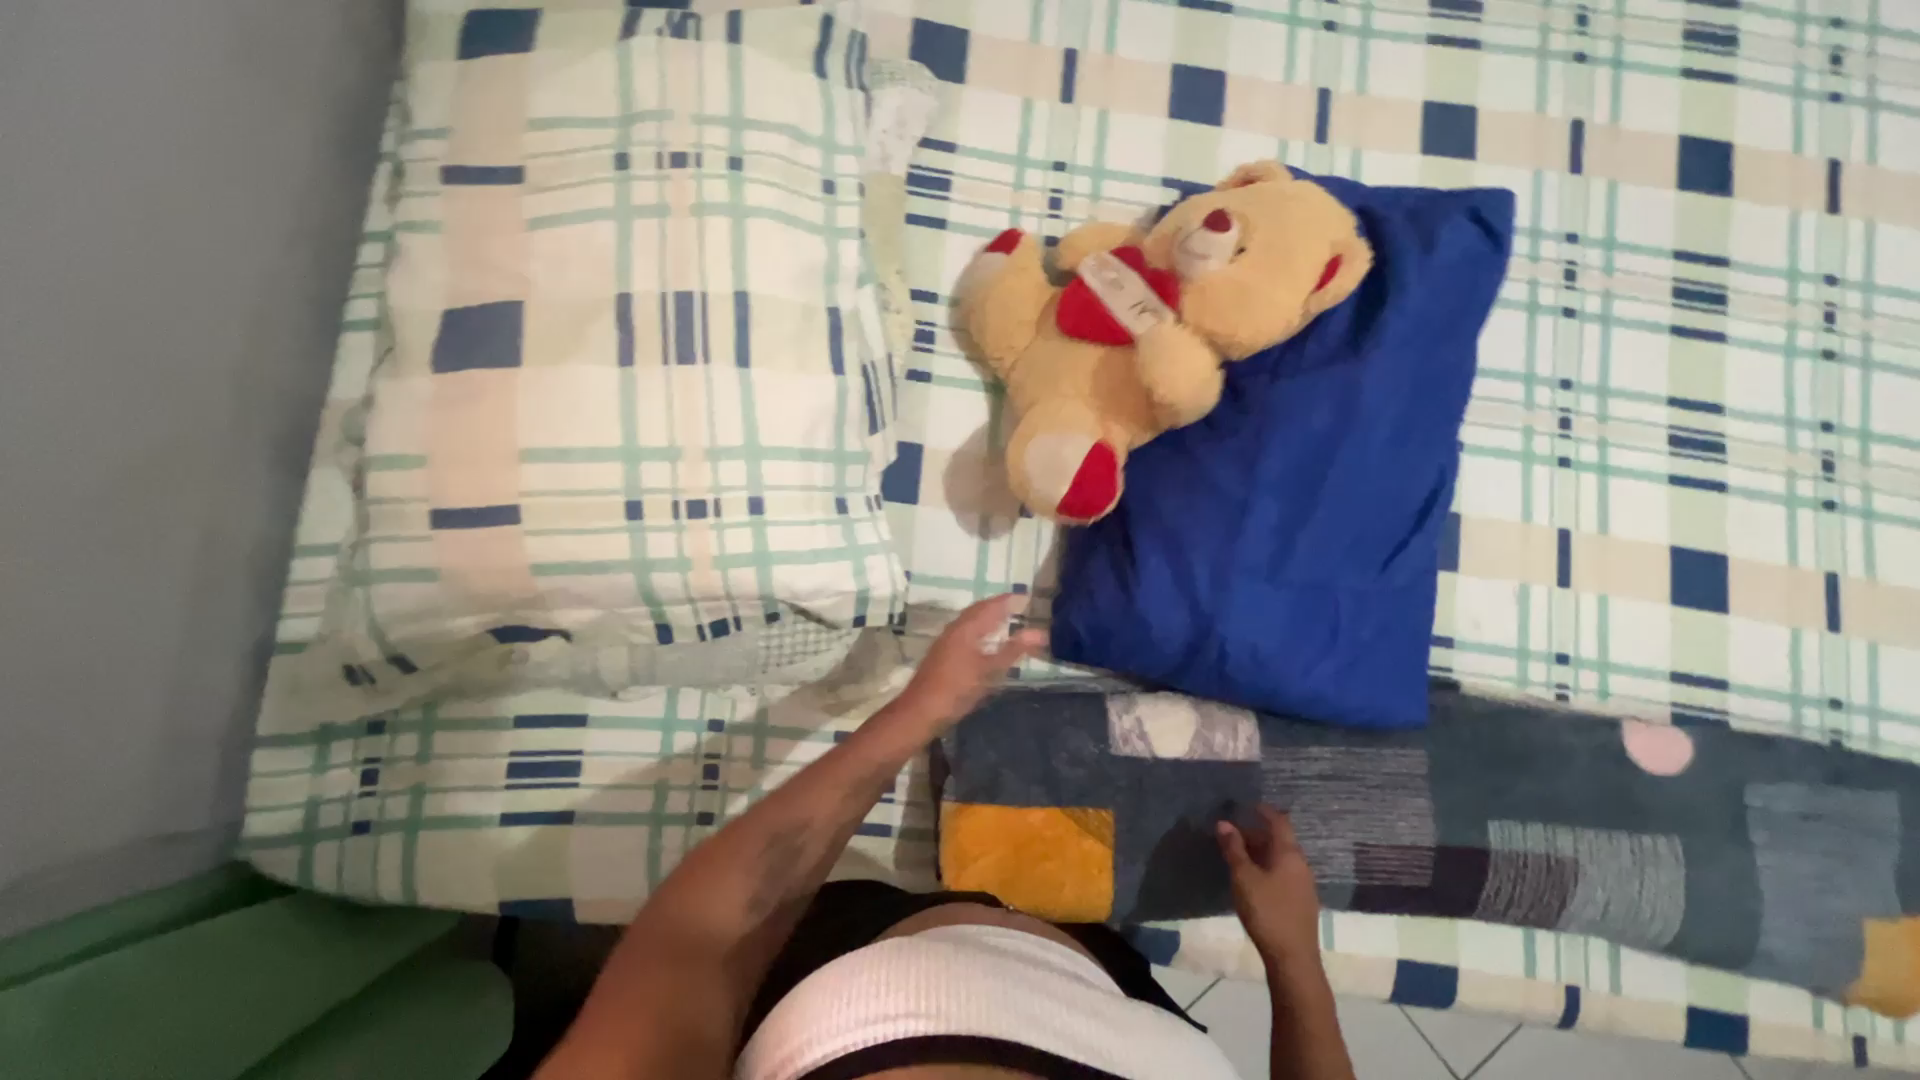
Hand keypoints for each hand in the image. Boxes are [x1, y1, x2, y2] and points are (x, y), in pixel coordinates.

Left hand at [890, 594, 1045, 733]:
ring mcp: (946, 641)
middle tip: (1017, 604)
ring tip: (1005, 618)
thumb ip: (1014, 650)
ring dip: (987, 616)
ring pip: (969, 621)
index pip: (991, 606)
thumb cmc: (957, 689)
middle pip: (978, 610)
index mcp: (966, 629)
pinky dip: (979, 628)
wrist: (921, 711)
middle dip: (997, 605)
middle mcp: (954, 629)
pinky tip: (985, 640)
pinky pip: (964, 631)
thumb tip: (1040, 632)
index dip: (1009, 600)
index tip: (1027, 596)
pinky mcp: (942, 653)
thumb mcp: (990, 671)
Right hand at [1217, 805, 1323, 973]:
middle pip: (1279, 840)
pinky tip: (1252, 879)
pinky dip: (1267, 867)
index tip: (1246, 805)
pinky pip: (1283, 873)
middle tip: (1232, 833)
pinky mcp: (1301, 902)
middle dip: (1256, 833)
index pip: (1279, 822)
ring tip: (1238, 855)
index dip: (1264, 811)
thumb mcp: (1243, 877)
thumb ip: (1233, 849)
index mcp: (1289, 854)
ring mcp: (1304, 885)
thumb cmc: (1267, 911)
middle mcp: (1301, 865)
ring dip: (1260, 852)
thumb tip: (1224, 823)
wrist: (1293, 958)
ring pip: (1281, 858)